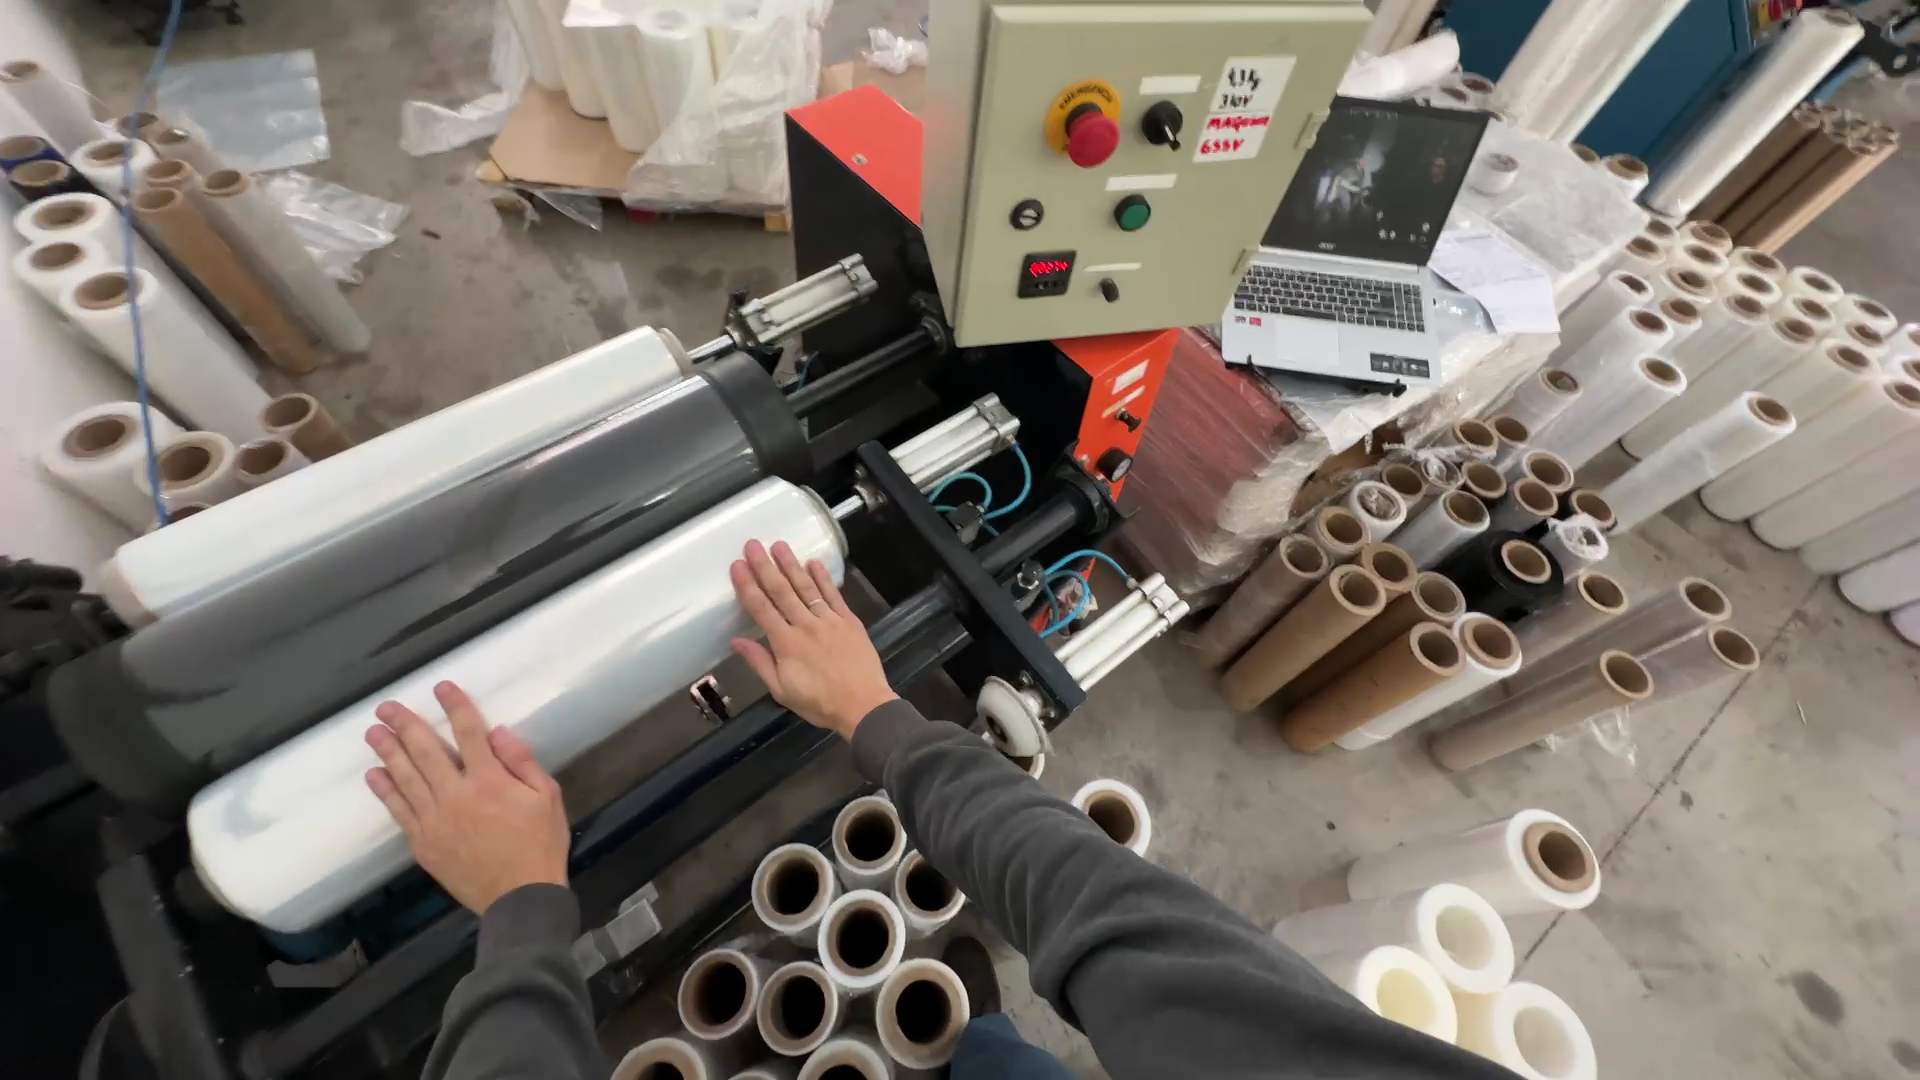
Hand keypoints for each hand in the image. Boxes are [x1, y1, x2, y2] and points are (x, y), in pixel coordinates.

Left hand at [364, 682, 569, 914]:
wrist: (519, 894)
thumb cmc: (540, 841)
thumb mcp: (548, 796)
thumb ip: (523, 763)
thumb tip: (498, 733)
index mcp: (491, 781)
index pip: (470, 734)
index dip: (456, 708)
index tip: (442, 687)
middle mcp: (456, 795)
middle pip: (427, 753)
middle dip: (408, 726)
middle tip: (387, 707)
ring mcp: (434, 820)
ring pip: (406, 779)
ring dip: (388, 752)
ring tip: (374, 732)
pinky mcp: (422, 842)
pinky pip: (399, 810)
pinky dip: (385, 791)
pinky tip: (375, 774)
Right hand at [730, 539, 895, 738]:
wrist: (864, 705)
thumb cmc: (820, 703)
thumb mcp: (782, 691)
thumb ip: (760, 663)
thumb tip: (736, 642)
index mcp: (786, 643)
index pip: (761, 608)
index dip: (747, 585)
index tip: (737, 565)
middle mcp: (806, 625)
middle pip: (781, 591)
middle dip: (765, 566)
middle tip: (753, 544)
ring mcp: (830, 620)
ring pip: (806, 587)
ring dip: (791, 565)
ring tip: (779, 545)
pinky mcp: (849, 621)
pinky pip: (833, 595)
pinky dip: (823, 578)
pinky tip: (813, 563)